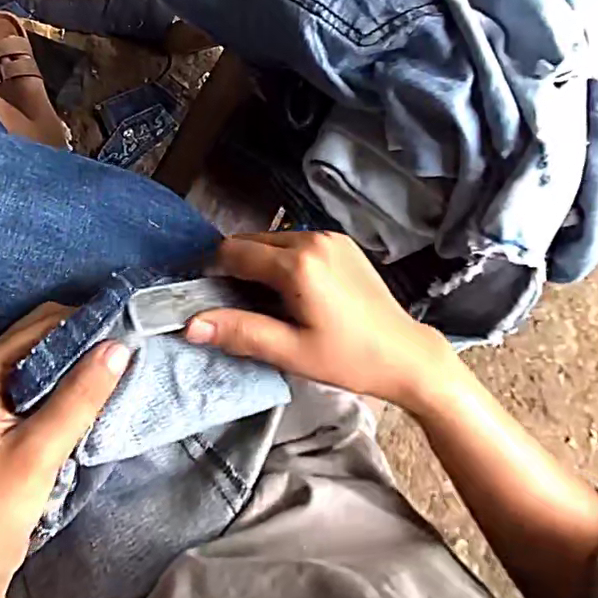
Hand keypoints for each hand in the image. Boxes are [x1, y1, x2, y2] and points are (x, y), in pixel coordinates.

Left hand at [0, 302, 130, 592]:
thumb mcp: (38, 452)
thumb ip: (80, 395)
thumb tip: (120, 344)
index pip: (39, 326)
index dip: (86, 322)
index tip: (130, 326)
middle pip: (38, 338)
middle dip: (83, 339)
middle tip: (130, 346)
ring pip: (40, 362)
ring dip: (77, 363)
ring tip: (119, 365)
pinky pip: (36, 386)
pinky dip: (65, 385)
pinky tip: (92, 393)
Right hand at [185, 232, 458, 411]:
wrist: (406, 354)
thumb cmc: (349, 359)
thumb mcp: (291, 352)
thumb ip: (240, 332)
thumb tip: (191, 324)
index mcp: (298, 264)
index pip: (234, 251)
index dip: (215, 272)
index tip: (211, 297)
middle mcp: (313, 239)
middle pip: (252, 241)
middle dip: (237, 267)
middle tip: (241, 305)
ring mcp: (331, 237)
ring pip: (274, 240)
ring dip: (261, 263)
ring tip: (270, 302)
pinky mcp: (344, 243)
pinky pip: (298, 242)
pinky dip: (285, 260)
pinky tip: (295, 291)